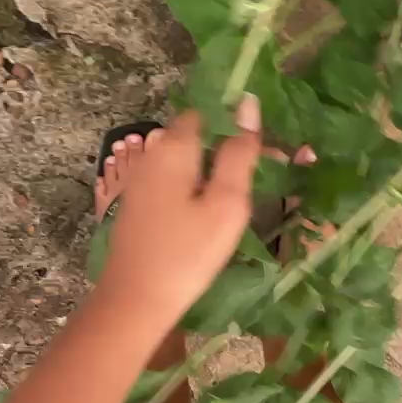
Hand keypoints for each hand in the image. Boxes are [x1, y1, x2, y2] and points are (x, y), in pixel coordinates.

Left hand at [96, 100, 261, 323]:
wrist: (136, 299)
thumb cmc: (187, 253)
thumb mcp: (226, 203)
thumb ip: (239, 153)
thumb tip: (249, 103)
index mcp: (174, 146)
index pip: (209, 111)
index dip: (237, 122)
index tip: (265, 146)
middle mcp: (152, 154)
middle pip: (197, 135)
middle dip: (227, 146)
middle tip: (262, 173)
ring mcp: (141, 179)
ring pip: (186, 160)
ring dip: (213, 169)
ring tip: (241, 194)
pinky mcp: (139, 203)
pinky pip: (174, 181)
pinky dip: (195, 187)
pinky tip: (210, 212)